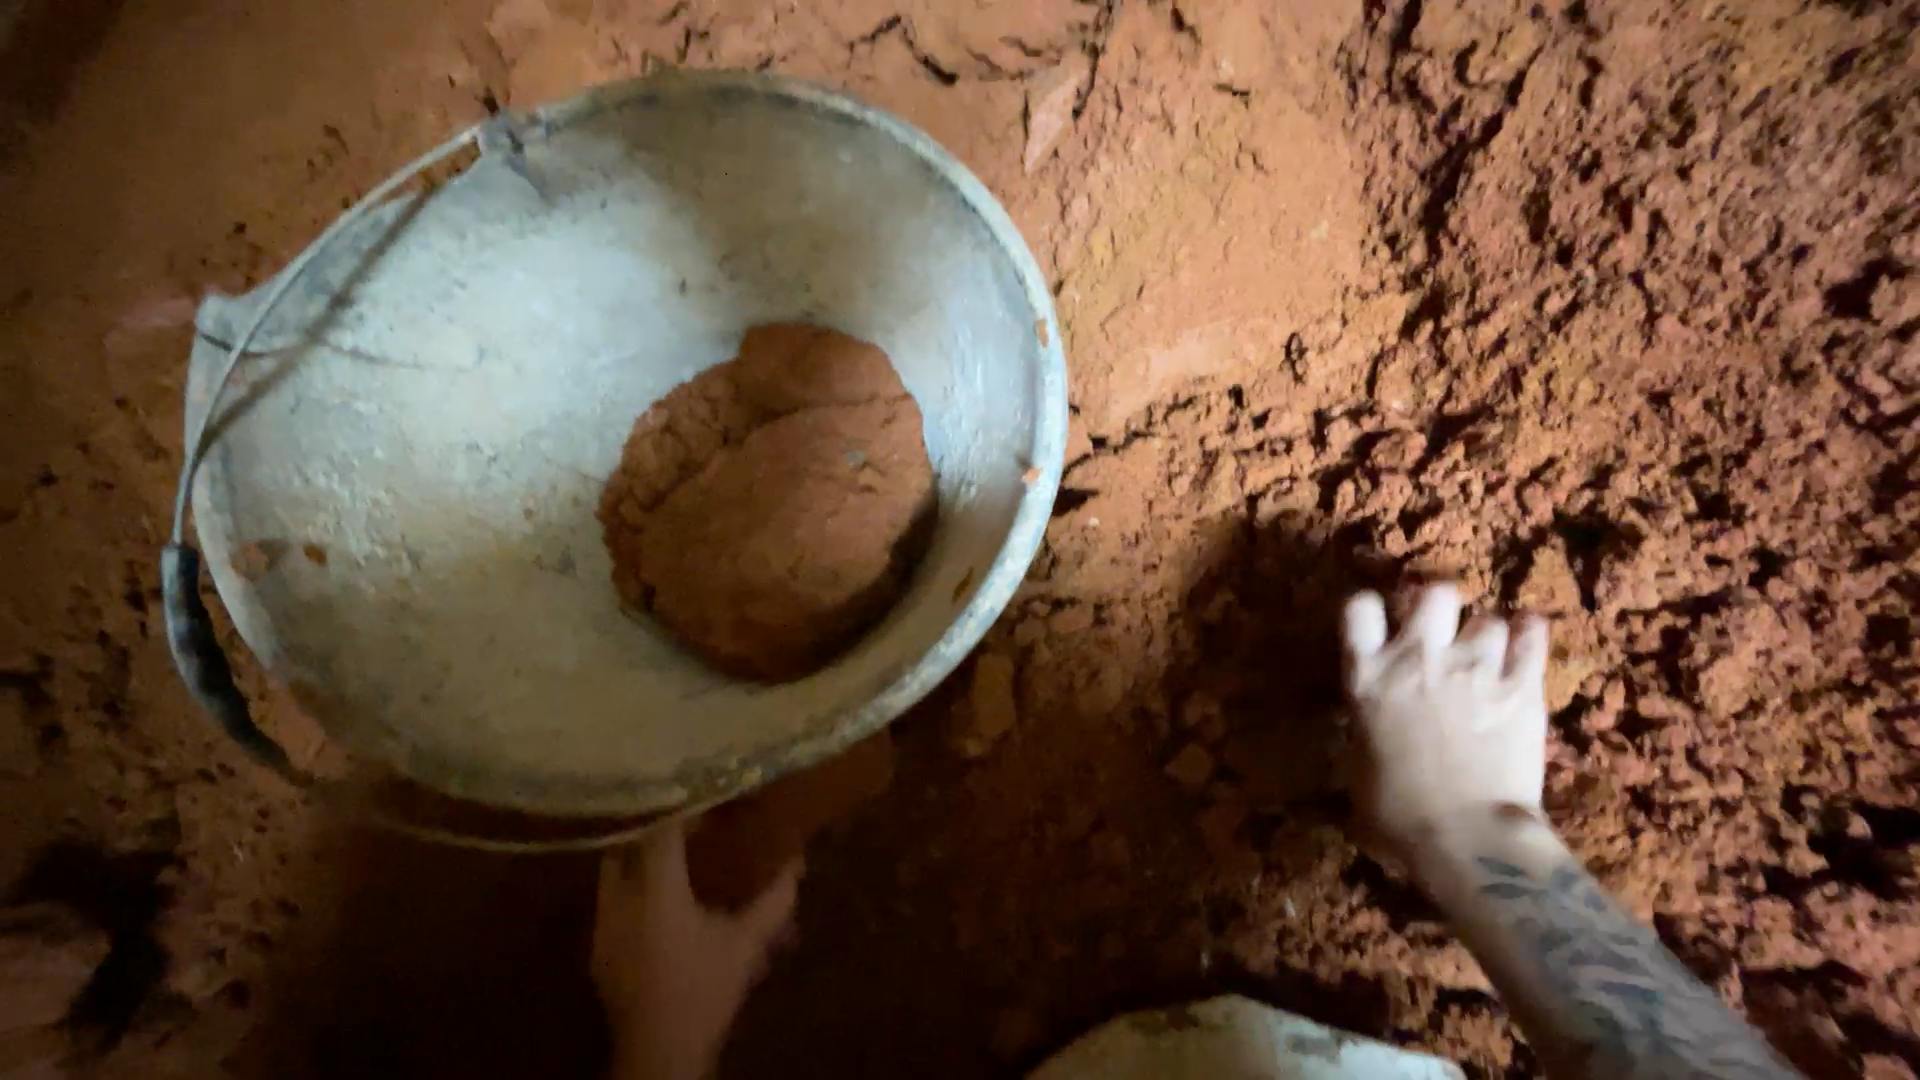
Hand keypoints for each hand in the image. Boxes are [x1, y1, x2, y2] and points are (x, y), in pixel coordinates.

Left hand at [592, 816, 800, 1079]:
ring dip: (638, 860)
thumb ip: (772, 901)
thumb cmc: (705, 992)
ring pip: (611, 874)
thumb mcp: (746, 945)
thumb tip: (797, 864)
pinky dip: (631, 888)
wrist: (661, 1054)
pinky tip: (657, 898)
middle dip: (652, 831)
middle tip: (684, 825)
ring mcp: (602, 928)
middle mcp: (620, 904)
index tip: (704, 803)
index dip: (681, 813)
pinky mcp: (597, 950)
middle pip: (624, 847)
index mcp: (656, 895)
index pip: (659, 834)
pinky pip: (610, 901)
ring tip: (672, 856)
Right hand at [1342, 583, 1550, 858]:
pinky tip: (1527, 636)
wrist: (1466, 837)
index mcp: (1368, 675)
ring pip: (1488, 618)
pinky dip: (1530, 633)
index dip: (1370, 608)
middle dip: (1438, 603)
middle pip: (1434, 593)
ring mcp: (1474, 669)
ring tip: (1486, 652)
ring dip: (1485, 633)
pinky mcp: (1522, 689)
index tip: (1379, 621)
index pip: (1359, 608)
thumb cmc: (1395, 808)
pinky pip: (1532, 637)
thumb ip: (1368, 718)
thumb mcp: (1360, 754)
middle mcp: (1418, 658)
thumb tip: (1373, 716)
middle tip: (1440, 626)